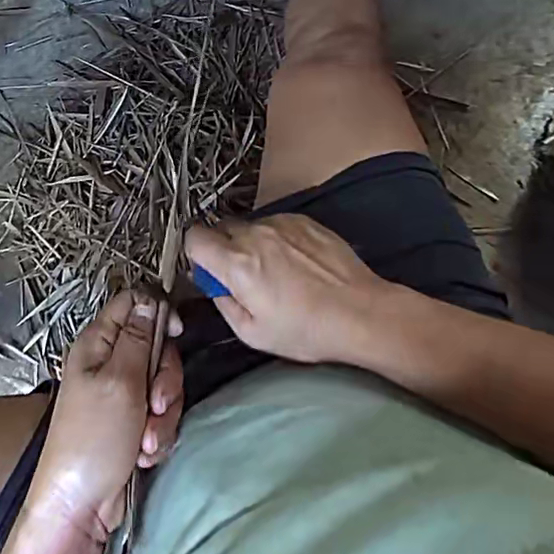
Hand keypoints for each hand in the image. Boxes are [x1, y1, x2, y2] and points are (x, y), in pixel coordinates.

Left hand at [27, 289, 183, 543]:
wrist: (80, 508)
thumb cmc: (91, 443)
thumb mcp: (120, 382)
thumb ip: (139, 338)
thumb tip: (149, 300)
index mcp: (97, 343)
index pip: (132, 303)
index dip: (157, 311)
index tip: (174, 333)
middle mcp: (108, 363)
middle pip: (156, 345)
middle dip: (165, 378)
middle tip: (155, 403)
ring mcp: (120, 392)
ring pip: (163, 382)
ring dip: (163, 414)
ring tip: (146, 439)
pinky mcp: (132, 420)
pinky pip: (161, 413)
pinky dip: (159, 432)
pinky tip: (145, 452)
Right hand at [185, 213, 407, 364]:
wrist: (360, 312)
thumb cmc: (307, 329)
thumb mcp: (252, 333)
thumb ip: (223, 303)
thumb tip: (213, 285)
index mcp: (237, 263)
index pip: (194, 237)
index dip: (195, 252)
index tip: (207, 268)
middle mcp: (255, 235)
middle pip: (221, 228)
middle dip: (224, 248)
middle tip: (243, 276)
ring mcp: (281, 223)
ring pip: (250, 226)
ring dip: (253, 243)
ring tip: (278, 273)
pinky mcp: (303, 219)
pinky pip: (276, 224)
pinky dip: (278, 239)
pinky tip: (297, 264)